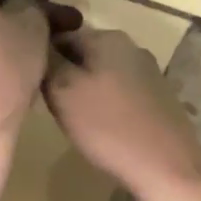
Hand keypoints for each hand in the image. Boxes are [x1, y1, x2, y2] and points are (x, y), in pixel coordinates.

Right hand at [41, 28, 200, 200]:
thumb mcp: (63, 91)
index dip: (44, 57)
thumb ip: (49, 61)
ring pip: (103, 74)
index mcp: (106, 38)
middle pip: (85, 54)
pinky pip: (122, 93)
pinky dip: (107, 104)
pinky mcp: (159, 98)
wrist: (165, 165)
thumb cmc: (107, 126)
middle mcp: (131, 47)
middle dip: (66, 74)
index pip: (62, 35)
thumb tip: (42, 43)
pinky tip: (104, 127)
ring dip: (86, 91)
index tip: (35, 83)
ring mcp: (149, 72)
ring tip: (76, 118)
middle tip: (53, 104)